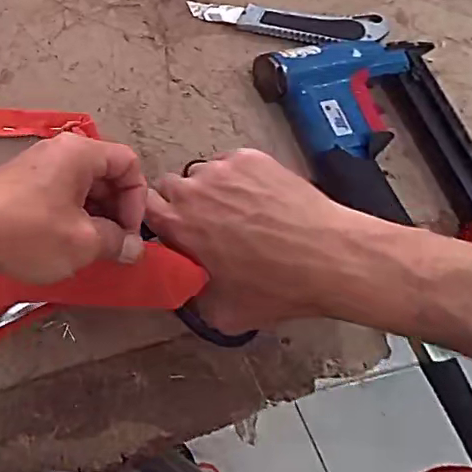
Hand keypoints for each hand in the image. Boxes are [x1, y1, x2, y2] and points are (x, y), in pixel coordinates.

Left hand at [0, 133, 148, 284]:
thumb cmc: (26, 232)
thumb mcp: (82, 243)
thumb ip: (117, 242)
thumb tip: (133, 247)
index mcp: (79, 152)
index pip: (128, 162)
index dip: (138, 199)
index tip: (130, 232)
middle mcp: (58, 150)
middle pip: (105, 171)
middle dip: (116, 209)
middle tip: (114, 243)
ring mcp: (36, 164)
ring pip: (82, 184)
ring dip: (94, 214)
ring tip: (89, 247)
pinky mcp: (19, 182)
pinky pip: (59, 191)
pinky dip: (71, 213)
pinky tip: (62, 242)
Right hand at [148, 149, 387, 333]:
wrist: (328, 255)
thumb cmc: (280, 284)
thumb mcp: (224, 313)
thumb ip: (191, 297)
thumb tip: (186, 290)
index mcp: (180, 224)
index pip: (144, 205)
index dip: (156, 215)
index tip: (169, 226)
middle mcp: (195, 190)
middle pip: (171, 185)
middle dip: (183, 202)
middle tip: (206, 222)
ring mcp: (224, 169)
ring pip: (203, 173)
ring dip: (211, 189)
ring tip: (239, 211)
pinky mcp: (250, 158)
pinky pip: (231, 163)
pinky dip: (239, 177)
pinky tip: (260, 199)